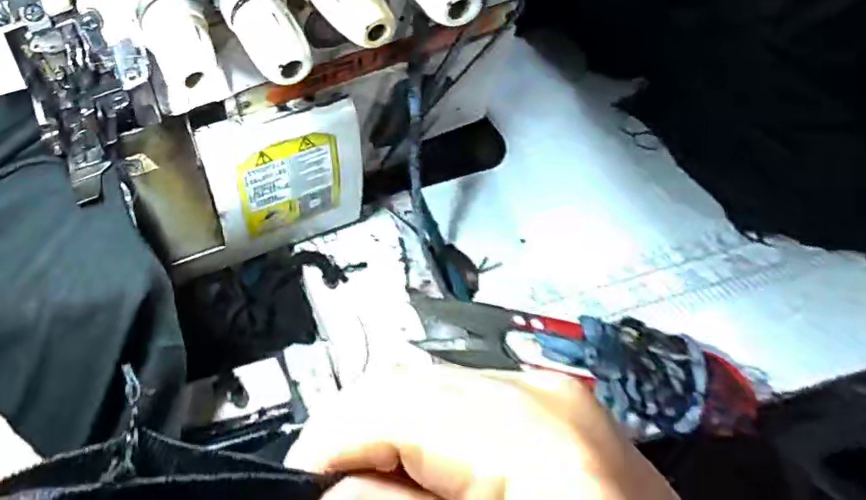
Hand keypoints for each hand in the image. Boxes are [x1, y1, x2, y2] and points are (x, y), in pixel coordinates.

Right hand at [285, 366, 678, 499]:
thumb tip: (326, 475)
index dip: (326, 440)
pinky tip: (425, 473)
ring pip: (426, 387)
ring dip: (388, 433)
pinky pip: (467, 404)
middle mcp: (554, 397)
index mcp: (543, 436)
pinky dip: (432, 436)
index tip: (298, 477)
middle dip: (356, 433)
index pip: (386, 402)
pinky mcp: (567, 416)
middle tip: (326, 482)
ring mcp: (564, 400)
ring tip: (372, 480)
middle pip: (401, 384)